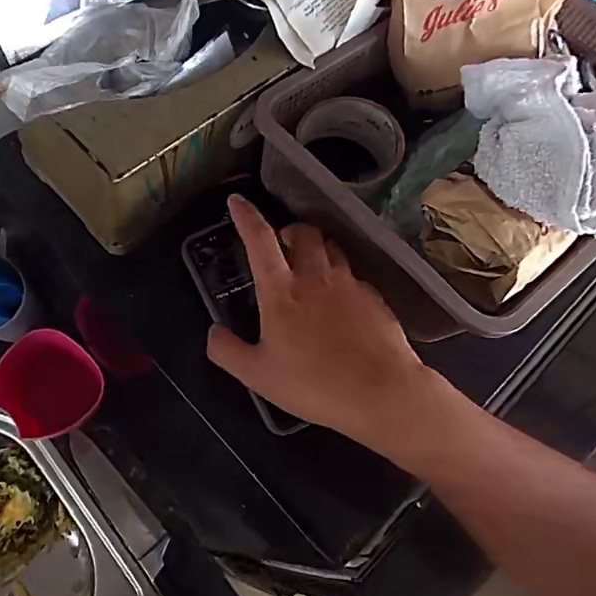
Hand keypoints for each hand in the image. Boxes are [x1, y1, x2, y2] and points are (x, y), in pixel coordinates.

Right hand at [206, 195, 450, 451]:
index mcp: (282, 292)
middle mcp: (317, 278)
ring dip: (316, 248)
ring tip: (309, 265)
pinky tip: (339, 301)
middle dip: (289, 231)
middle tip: (281, 245)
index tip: (237, 202)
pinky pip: (353, 274)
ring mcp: (350, 285)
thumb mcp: (257, 375)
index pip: (259, 240)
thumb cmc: (313, 384)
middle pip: (304, 232)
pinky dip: (340, 276)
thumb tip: (214, 333)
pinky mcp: (375, 297)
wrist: (381, 393)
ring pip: (332, 247)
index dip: (245, 216)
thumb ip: (227, 351)